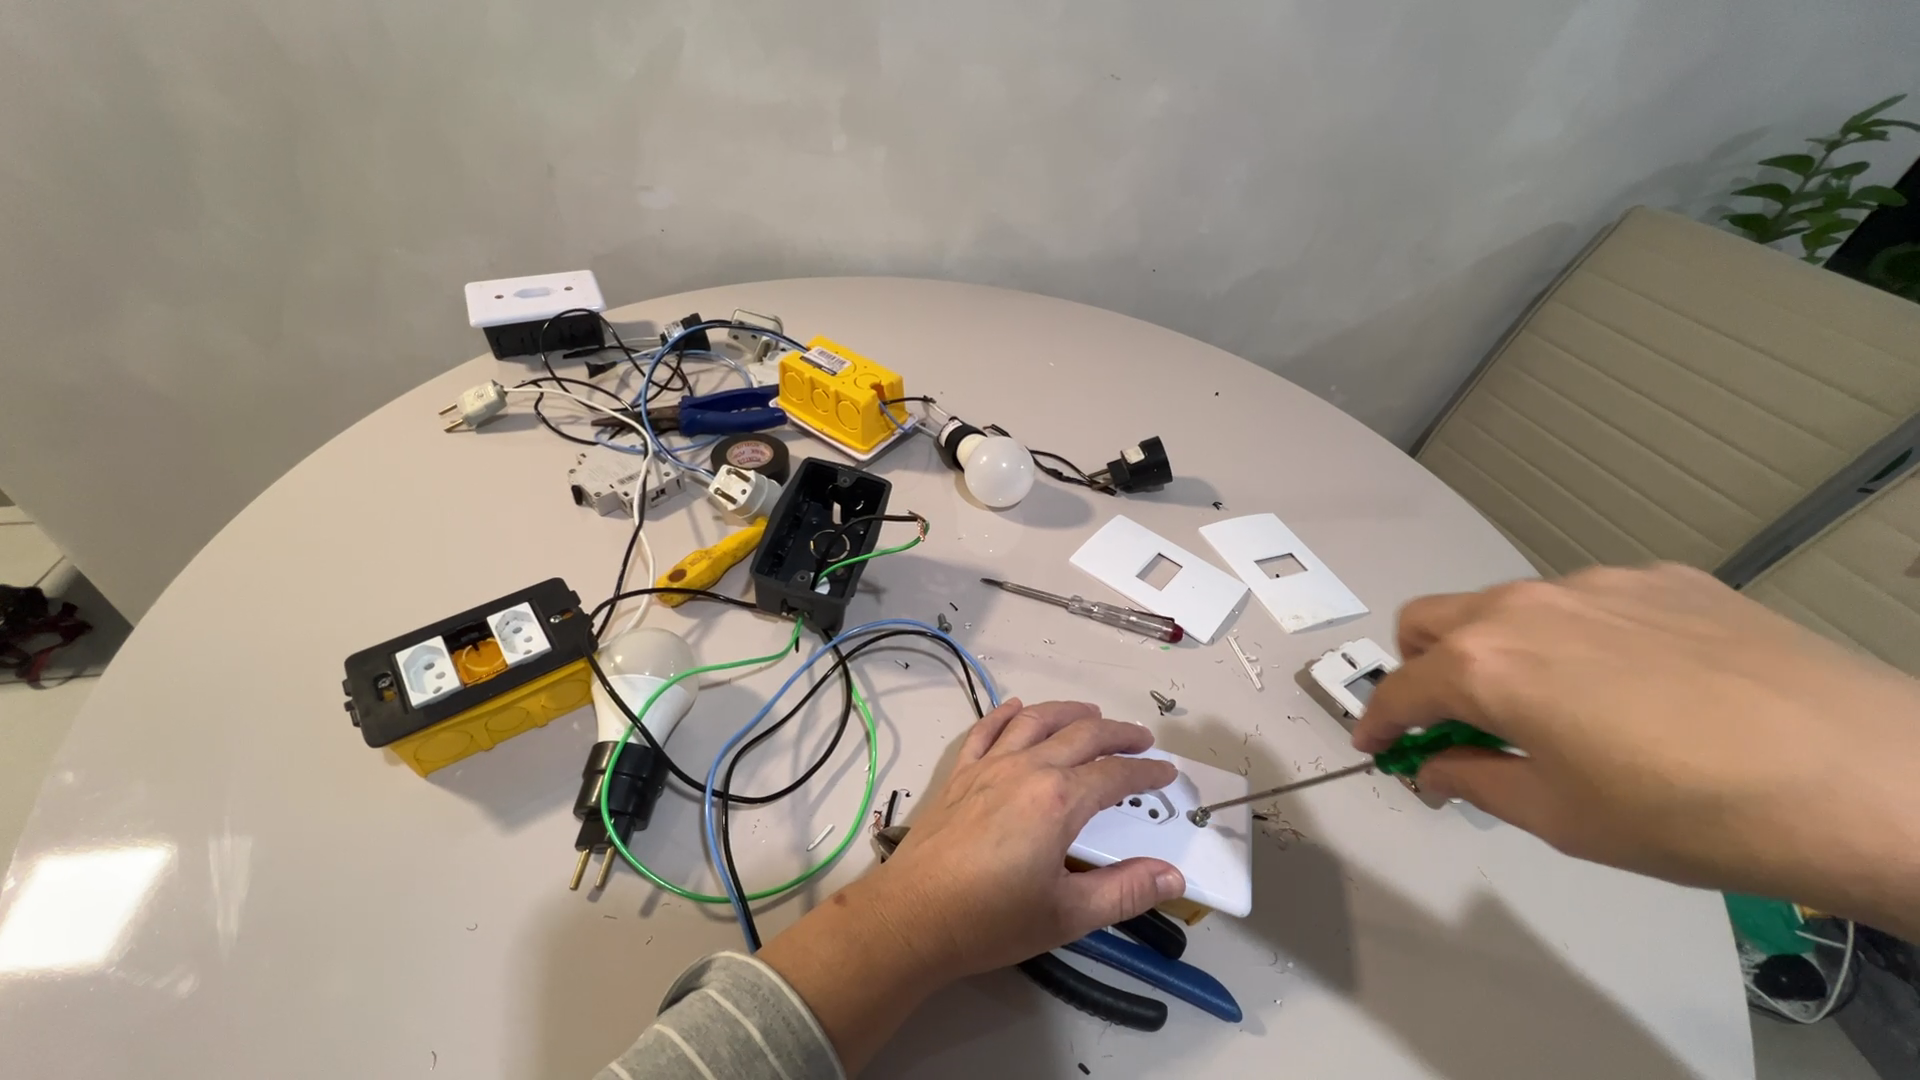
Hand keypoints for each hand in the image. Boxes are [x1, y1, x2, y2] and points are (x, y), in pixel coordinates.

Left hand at [872, 698, 1185, 976]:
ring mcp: (989, 766)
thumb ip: (1124, 892)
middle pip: (1081, 735)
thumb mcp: (1068, 915)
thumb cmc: (991, 920)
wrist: (913, 916)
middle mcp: (1027, 769)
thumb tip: (1172, 875)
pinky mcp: (960, 774)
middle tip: (1141, 738)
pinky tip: (1016, 708)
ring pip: (1035, 721)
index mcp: (1059, 800)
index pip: (1115, 774)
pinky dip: (1005, 714)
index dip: (1145, 771)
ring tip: (1091, 713)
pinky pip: (985, 730)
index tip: (1165, 772)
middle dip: (1117, 733)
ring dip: (1068, 712)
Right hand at [1354, 564, 1919, 937]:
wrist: (1880, 783)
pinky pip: (1583, 600)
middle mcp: (1522, 608)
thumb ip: (1476, 781)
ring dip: (1495, 649)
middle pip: (1427, 620)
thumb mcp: (1562, 818)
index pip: (1397, 690)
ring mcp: (1594, 584)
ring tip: (1555, 701)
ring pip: (1502, 605)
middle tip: (1456, 718)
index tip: (1377, 746)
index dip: (1377, 723)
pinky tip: (1633, 681)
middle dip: (1419, 669)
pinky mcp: (1662, 579)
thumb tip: (1437, 768)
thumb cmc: (1694, 816)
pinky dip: (1572, 635)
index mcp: (1485, 666)